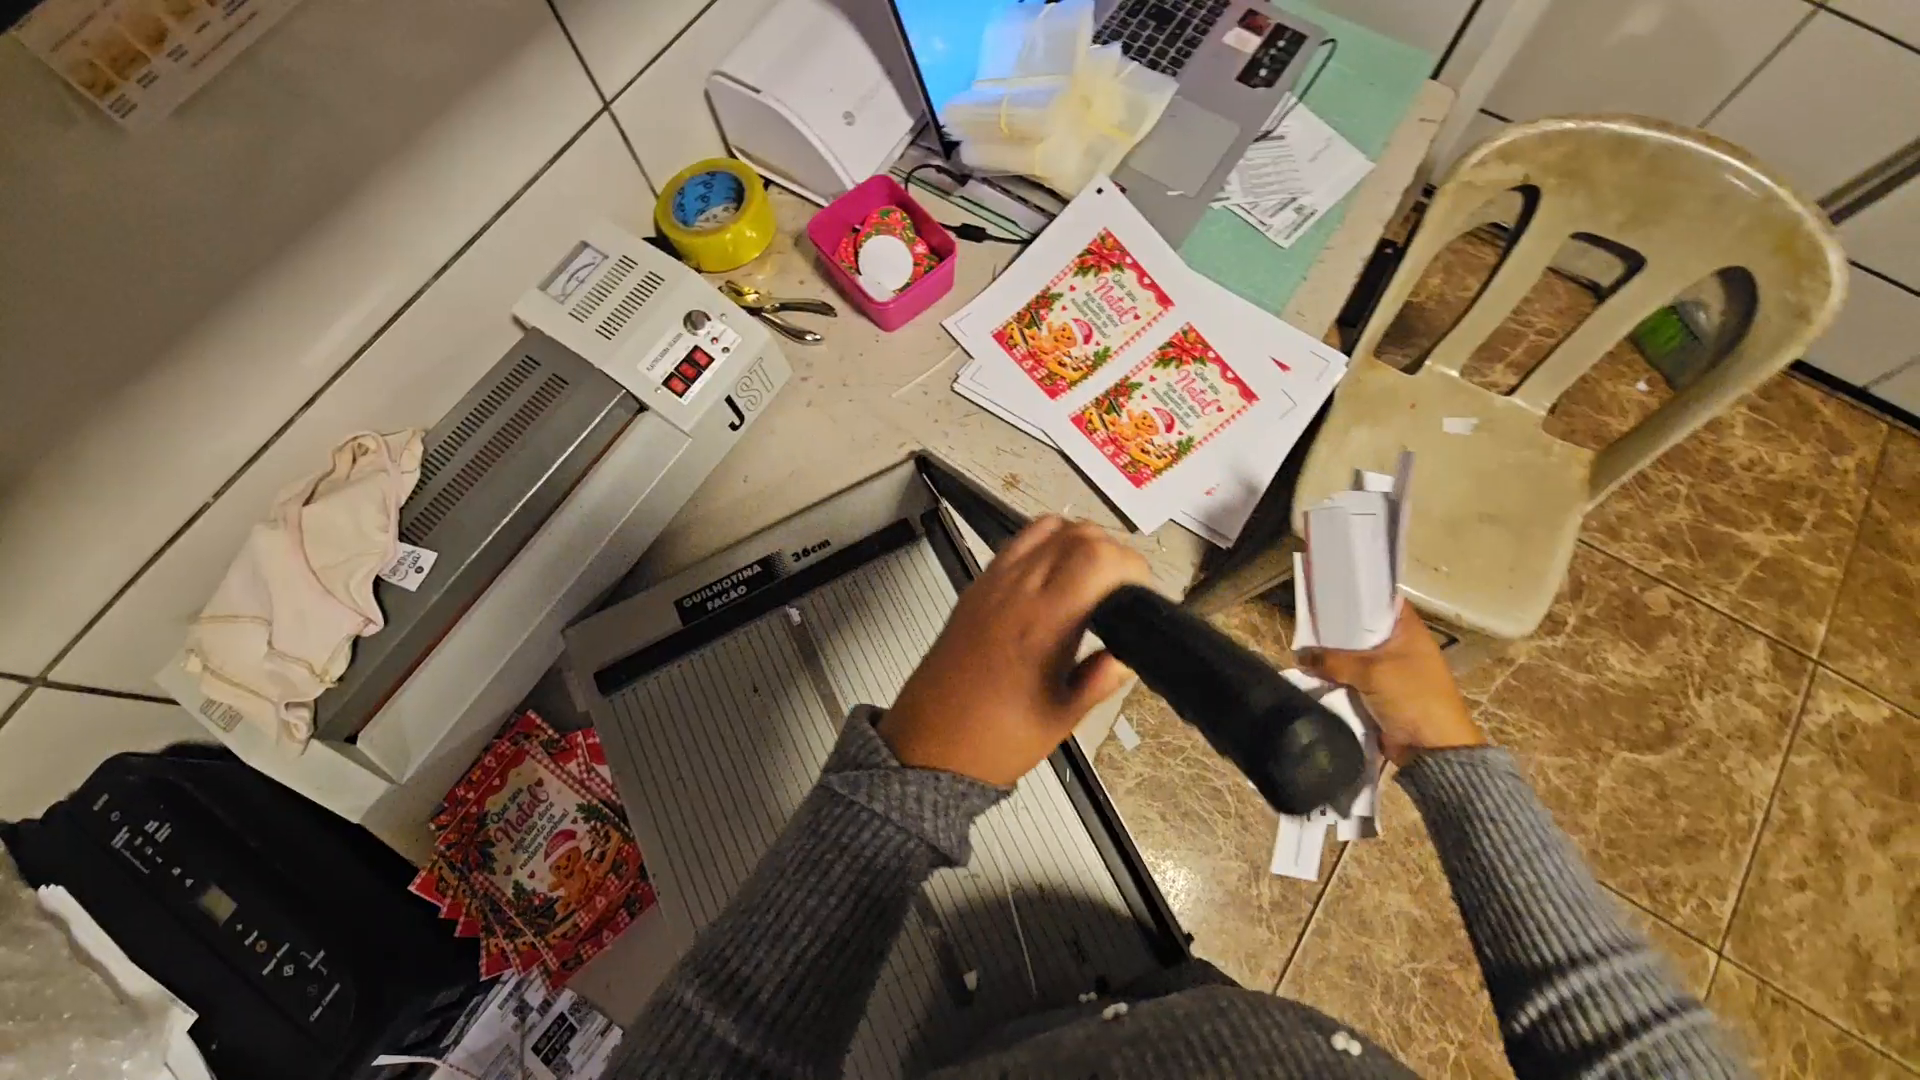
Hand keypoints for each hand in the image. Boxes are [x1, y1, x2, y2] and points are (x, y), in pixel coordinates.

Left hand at [878, 517, 1152, 786]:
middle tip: (1123, 587)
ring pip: (1046, 528)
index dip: (1131, 566)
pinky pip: (1017, 543)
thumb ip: (1100, 679)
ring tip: (1093, 578)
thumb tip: (1126, 654)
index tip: (1141, 592)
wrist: (928, 745)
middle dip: (1112, 550)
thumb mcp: (1061, 718)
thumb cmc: (992, 738)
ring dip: (1080, 540)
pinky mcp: (975, 587)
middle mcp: (1016, 590)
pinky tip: (1056, 578)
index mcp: (1043, 623)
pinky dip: (1047, 543)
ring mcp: (992, 583)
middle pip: (1076, 533)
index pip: (1097, 556)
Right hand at [1298, 602, 1485, 766]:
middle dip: (1336, 628)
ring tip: (1303, 647)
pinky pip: (1353, 678)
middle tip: (1306, 621)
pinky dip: (1336, 676)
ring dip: (1333, 656)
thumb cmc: (1411, 696)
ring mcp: (1391, 670)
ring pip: (1355, 655)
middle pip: (1362, 629)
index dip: (1357, 594)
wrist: (1430, 747)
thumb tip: (1299, 656)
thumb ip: (1332, 661)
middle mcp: (1400, 645)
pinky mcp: (1381, 692)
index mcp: (1408, 630)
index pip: (1381, 601)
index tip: (1328, 592)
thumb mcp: (1370, 671)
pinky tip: (1313, 672)